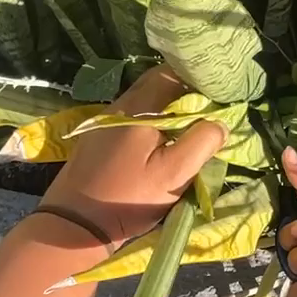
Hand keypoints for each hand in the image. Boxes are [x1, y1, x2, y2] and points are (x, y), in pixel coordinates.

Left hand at [38, 66, 225, 245]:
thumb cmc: (128, 197)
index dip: (199, 78)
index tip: (221, 92)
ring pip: (147, 101)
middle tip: (212, 108)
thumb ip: (202, 142)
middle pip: (158, 83)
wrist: (75, 224)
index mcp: (140, 108)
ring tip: (194, 124)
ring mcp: (108, 121)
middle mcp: (121, 105)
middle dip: (187, 91)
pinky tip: (165, 139)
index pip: (173, 72)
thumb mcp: (174, 174)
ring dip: (170, 106)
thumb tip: (220, 122)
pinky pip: (135, 117)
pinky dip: (155, 120)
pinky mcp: (101, 138)